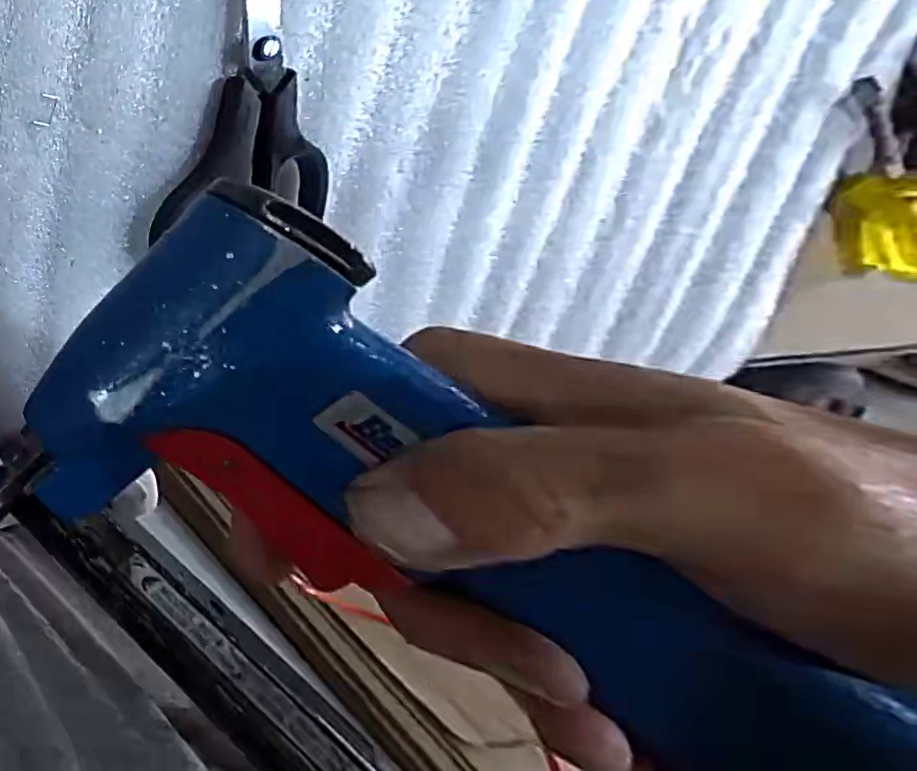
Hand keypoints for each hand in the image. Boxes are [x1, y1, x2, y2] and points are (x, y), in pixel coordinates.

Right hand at [315, 328, 916, 769]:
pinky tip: (607, 735)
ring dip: (494, 662)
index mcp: (479, 394)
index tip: (272, 532)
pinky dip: (539, 704)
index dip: (290, 451)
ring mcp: (519, 532)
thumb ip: (532, 484)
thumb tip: (372, 513)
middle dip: (425, 596)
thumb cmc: (856, 519)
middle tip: (514, 655)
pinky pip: (500, 649)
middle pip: (377, 514)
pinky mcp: (561, 600)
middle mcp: (480, 454)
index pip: (343, 395)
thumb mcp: (697, 485)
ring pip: (434, 592)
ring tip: (592, 713)